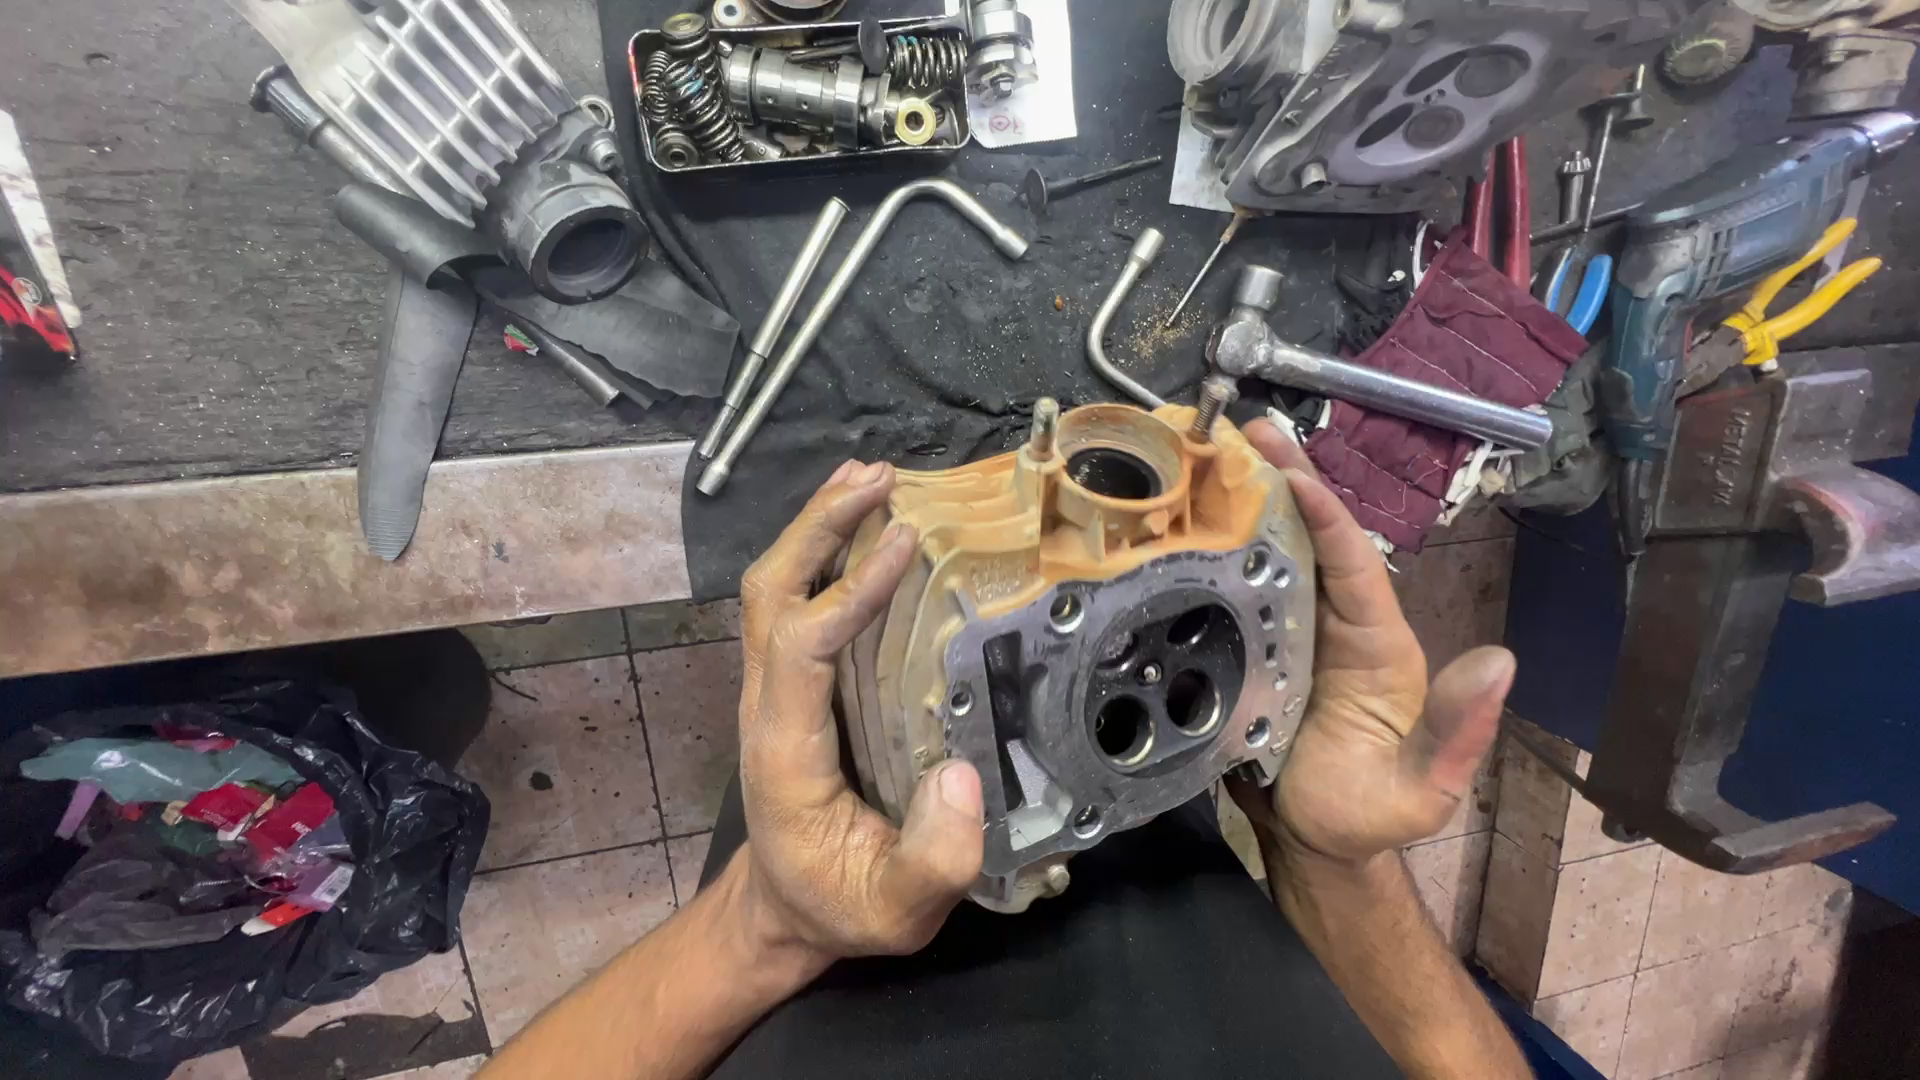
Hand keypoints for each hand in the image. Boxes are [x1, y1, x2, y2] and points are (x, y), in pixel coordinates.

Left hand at [729, 460, 985, 964]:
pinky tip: (862, 526)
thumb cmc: (837, 905)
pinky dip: (822, 551)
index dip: (850, 590)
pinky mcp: (794, 682)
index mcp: (785, 748)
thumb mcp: (894, 911)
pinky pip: (795, 600)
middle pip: (770, 591)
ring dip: (816, 526)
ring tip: (869, 479)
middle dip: (818, 526)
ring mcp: (774, 686)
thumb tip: (961, 775)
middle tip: (879, 479)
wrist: (783, 908)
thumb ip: (933, 860)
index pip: (801, 646)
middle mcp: (766, 702)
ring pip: (774, 586)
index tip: (906, 543)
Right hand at [1229, 420, 1514, 867]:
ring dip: (1244, 505)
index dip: (1327, 518)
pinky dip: (1212, 554)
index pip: (1356, 567)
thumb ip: (1456, 734)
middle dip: (1287, 481)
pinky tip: (1182, 526)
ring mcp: (1287, 633)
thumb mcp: (1423, 789)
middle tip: (1250, 430)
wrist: (1308, 836)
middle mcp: (1334, 623)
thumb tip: (1500, 661)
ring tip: (1209, 458)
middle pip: (1312, 543)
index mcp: (1378, 643)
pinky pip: (1232, 593)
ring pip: (1270, 557)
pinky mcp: (1247, 647)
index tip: (1293, 472)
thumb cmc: (1368, 814)